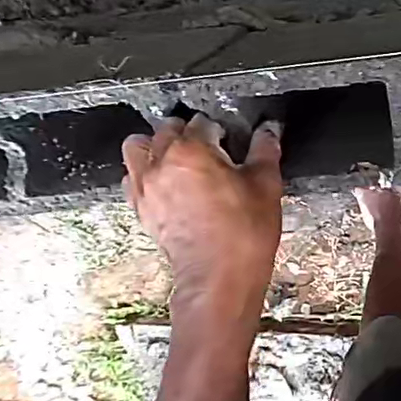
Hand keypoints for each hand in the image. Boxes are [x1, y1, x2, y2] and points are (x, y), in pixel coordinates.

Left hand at [122, 116, 283, 305]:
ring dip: (156, 146)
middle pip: (167, 129)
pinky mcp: (141, 209)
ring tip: (179, 158)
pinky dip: (145, 173)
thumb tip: (269, 131)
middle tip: (209, 147)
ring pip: (138, 147)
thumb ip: (265, 150)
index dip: (220, 129)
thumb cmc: (243, 234)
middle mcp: (161, 163)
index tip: (230, 139)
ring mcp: (146, 187)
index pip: (202, 122)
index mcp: (192, 150)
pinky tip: (168, 183)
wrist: (220, 278)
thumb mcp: (265, 184)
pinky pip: (132, 178)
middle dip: (187, 132)